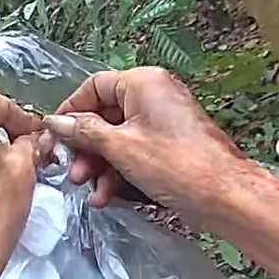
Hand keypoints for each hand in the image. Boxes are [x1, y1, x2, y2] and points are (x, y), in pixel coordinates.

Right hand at [44, 67, 248, 215]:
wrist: (223, 196)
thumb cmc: (176, 164)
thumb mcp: (120, 147)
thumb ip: (85, 132)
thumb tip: (57, 122)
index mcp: (143, 82)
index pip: (94, 86)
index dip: (71, 110)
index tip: (54, 134)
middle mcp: (153, 96)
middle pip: (104, 115)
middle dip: (85, 147)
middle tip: (72, 171)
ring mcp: (162, 122)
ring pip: (117, 139)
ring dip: (100, 165)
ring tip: (89, 189)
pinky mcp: (168, 147)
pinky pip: (134, 153)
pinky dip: (119, 172)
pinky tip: (107, 196)